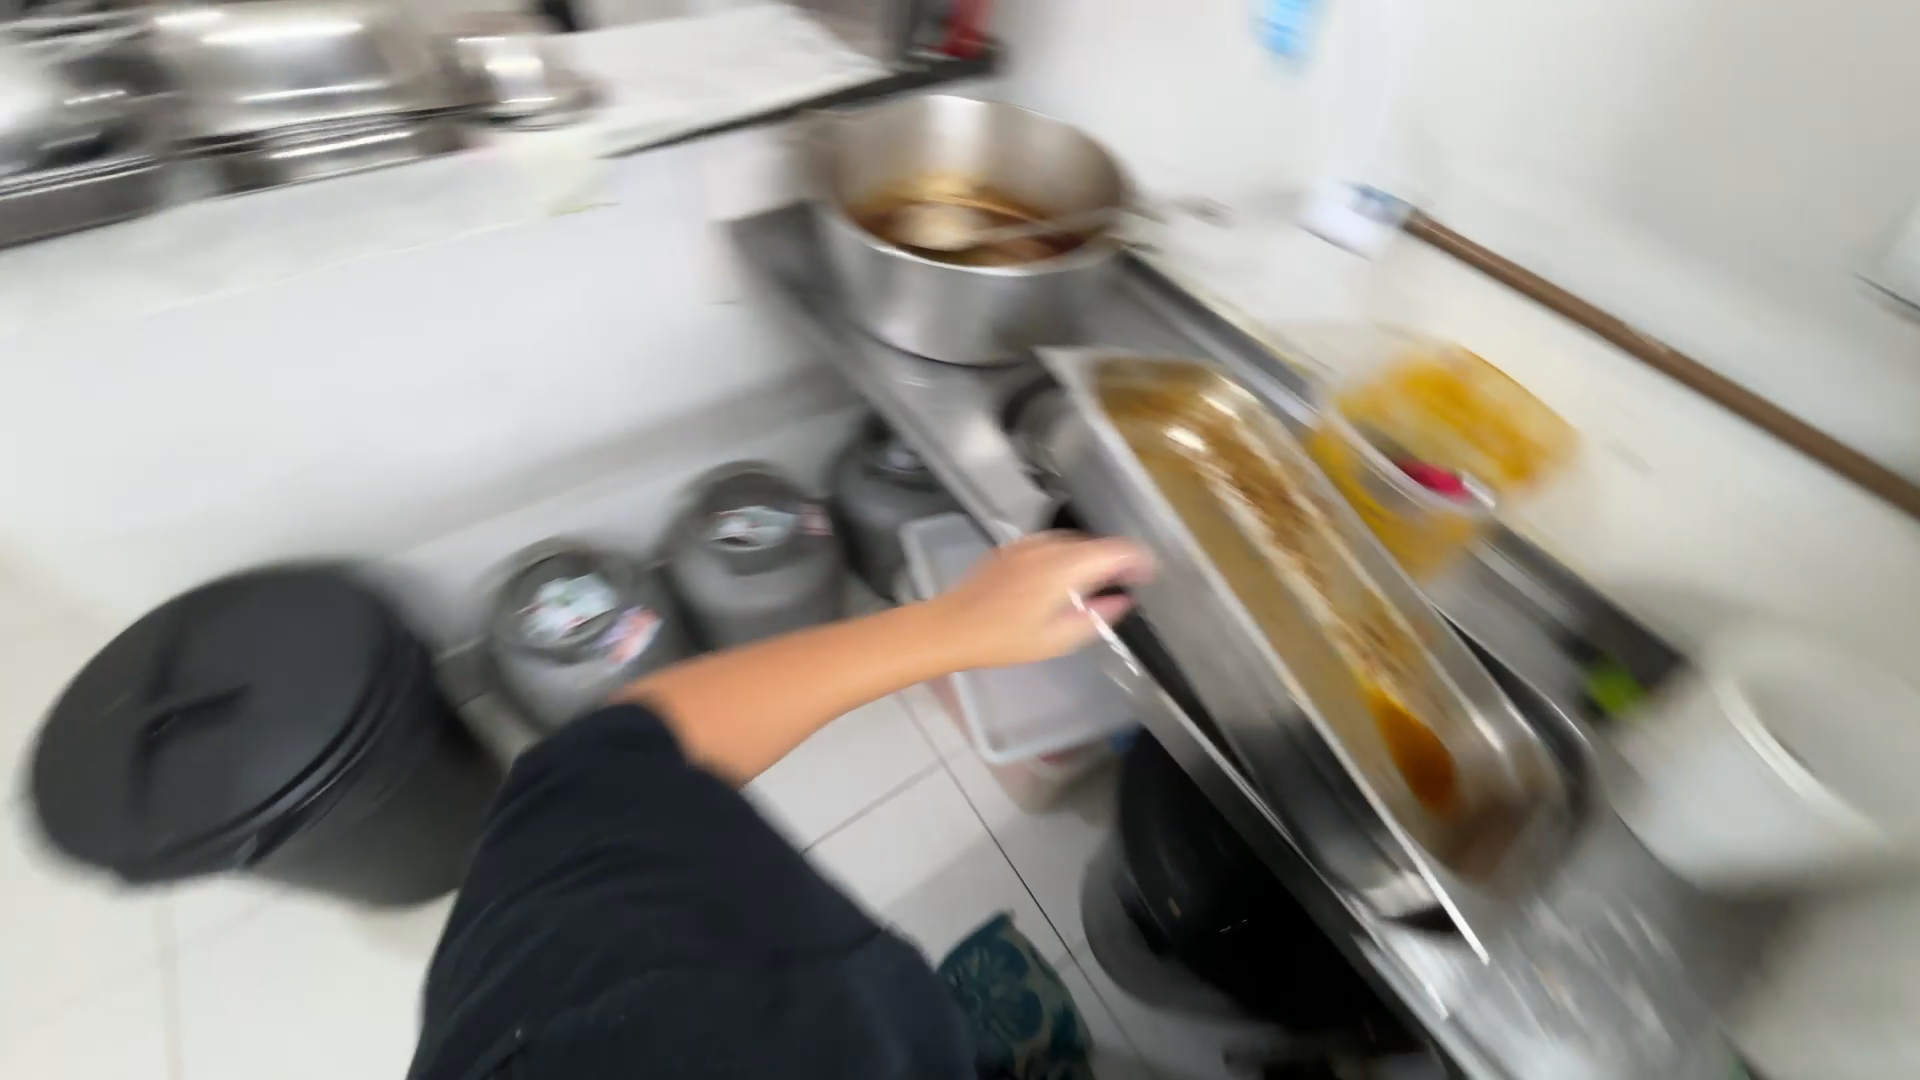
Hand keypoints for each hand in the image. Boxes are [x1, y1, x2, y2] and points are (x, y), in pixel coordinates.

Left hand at [927, 532, 1154, 669]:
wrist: (952, 626)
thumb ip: (1095, 617)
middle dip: (1115, 557)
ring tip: (1100, 578)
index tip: (1149, 573)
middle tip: (1129, 578)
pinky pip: (1050, 544)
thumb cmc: (1005, 639)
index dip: (1137, 559)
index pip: (1114, 551)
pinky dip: (1067, 554)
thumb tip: (1121, 601)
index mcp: (1065, 568)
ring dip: (1090, 555)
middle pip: (1094, 543)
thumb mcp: (1057, 639)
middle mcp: (1048, 547)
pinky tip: (1064, 574)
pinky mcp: (1011, 548)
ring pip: (1071, 541)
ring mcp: (1027, 544)